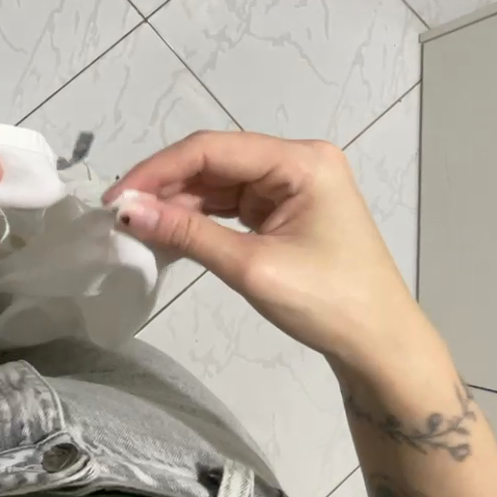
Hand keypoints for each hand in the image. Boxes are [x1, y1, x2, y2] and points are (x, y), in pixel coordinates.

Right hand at [104, 131, 424, 367]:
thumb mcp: (252, 267)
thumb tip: (127, 211)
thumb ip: (187, 233)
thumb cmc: (328, 304)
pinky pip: (226, 202)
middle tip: (120, 213)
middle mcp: (294, 161)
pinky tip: (166, 229)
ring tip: (136, 224)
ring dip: (176, 202)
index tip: (116, 198)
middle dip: (165, 186)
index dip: (159, 169)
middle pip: (212, 161)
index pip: (212, 149)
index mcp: (301, 161)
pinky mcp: (280, 208)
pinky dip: (195, 216)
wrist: (380, 347)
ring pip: (215, 181)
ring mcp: (288, 184)